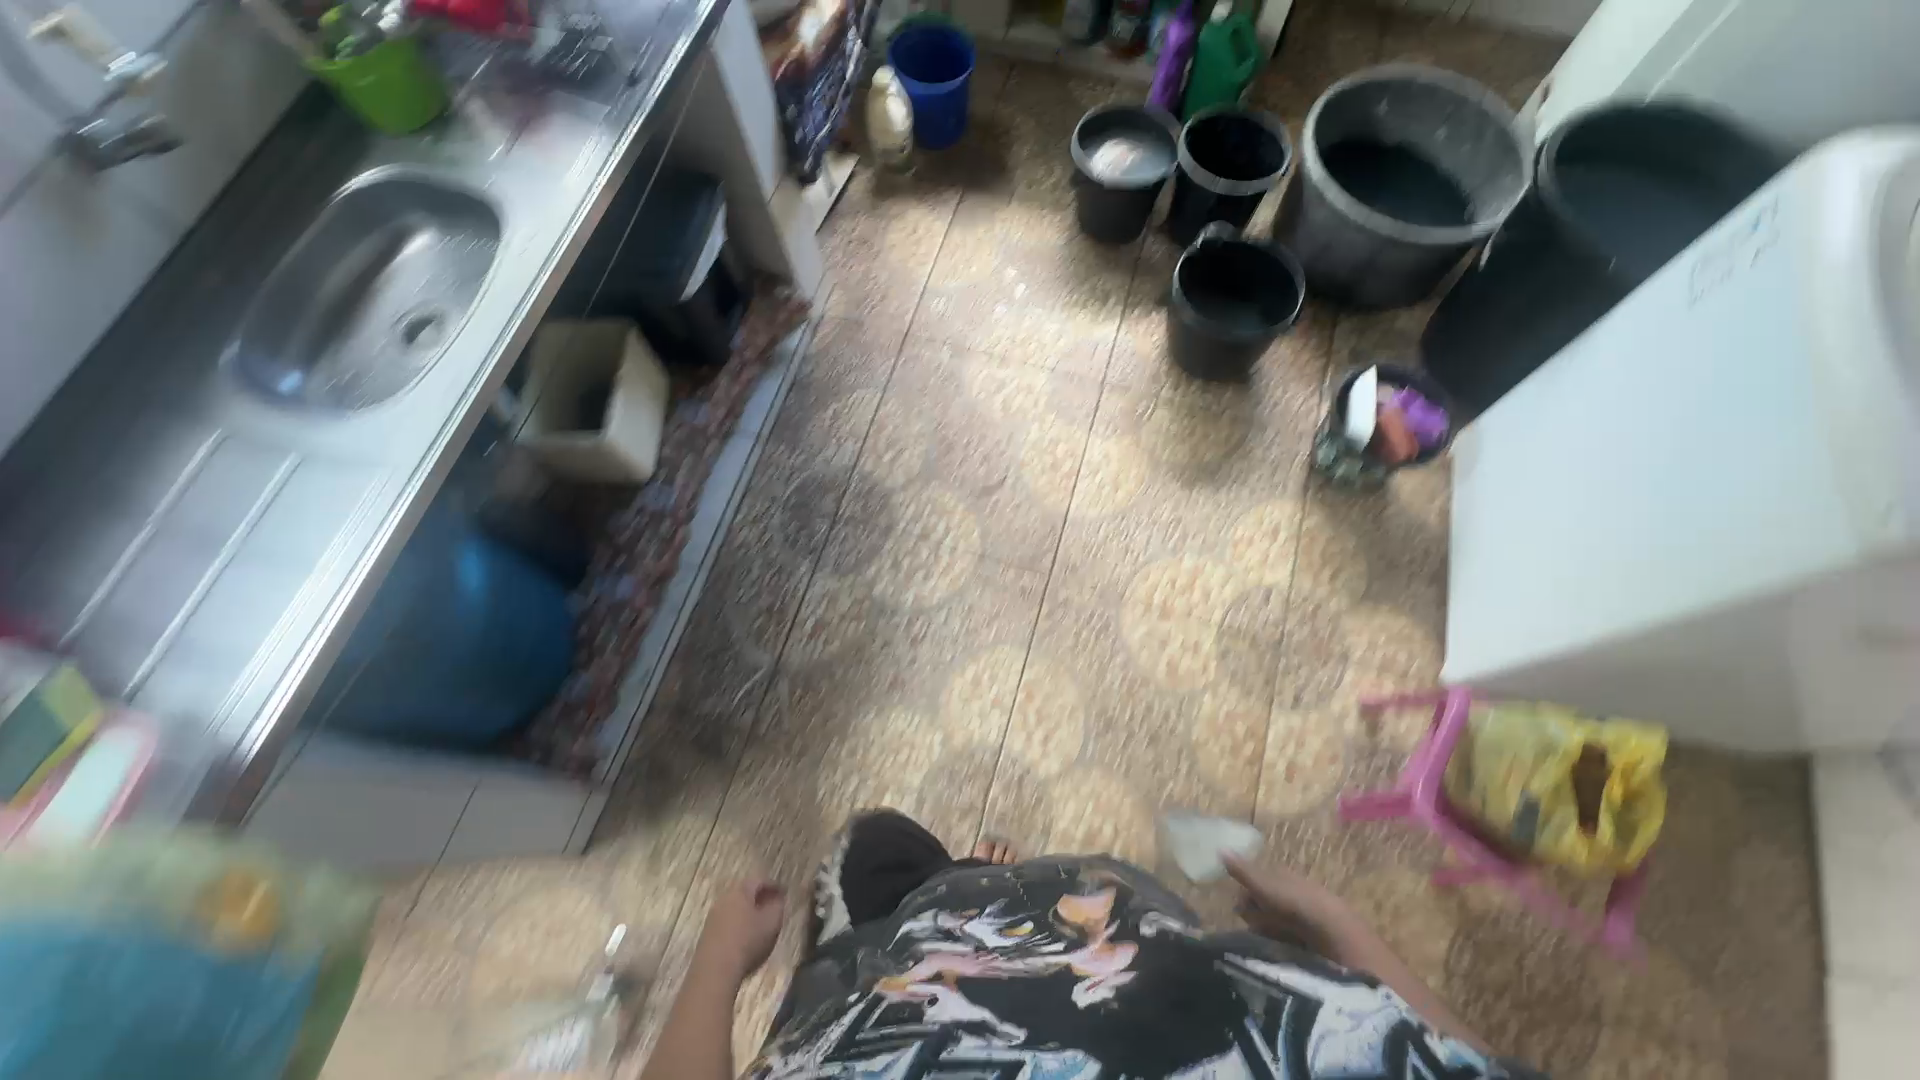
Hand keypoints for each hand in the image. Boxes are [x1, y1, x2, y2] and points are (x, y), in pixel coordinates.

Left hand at [694, 877, 785, 980]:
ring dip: (748, 912)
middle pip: (744, 892)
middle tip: (772, 906)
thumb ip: (778, 906)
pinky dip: (738, 924)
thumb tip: (777, 899)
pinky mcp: (707, 934)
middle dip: (759, 897)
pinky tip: (745, 938)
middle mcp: (724, 899)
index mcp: (740, 891)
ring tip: (760, 923)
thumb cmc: (748, 941)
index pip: (758, 880)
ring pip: (734, 908)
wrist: (714, 970)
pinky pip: (726, 922)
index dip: (773, 885)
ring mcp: (712, 917)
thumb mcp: (772, 922)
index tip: (784, 893)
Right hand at [1222, 854, 1351, 951]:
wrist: (1333, 932)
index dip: (1245, 893)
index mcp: (1283, 875)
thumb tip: (1220, 849)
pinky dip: (1279, 944)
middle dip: (1254, 914)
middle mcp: (1293, 892)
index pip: (1257, 881)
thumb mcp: (1264, 885)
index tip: (1238, 908)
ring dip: (1265, 931)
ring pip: (1274, 922)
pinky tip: (1276, 951)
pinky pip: (1287, 939)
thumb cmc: (1294, 902)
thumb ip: (1242, 871)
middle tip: (1251, 925)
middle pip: (1264, 903)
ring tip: (1262, 942)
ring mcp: (1303, 916)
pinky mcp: (1311, 938)